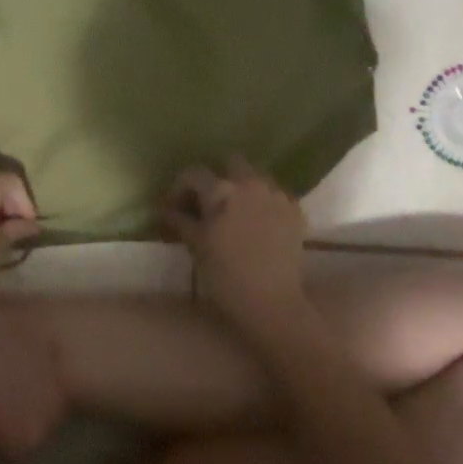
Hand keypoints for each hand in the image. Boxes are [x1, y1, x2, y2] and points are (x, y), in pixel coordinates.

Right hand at [164, 156, 308, 331]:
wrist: (271, 300)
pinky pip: (277, 195)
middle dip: (218, 177)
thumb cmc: (225, 276)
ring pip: (258, 176)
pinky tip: (260, 224)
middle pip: (231, 163)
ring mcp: (277, 195)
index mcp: (221, 191)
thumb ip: (181, 221)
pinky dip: (265, 203)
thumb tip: (166, 210)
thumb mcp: (197, 246)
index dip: (179, 187)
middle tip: (209, 203)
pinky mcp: (295, 211)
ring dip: (244, 187)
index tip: (175, 206)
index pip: (193, 174)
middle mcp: (251, 184)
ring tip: (237, 212)